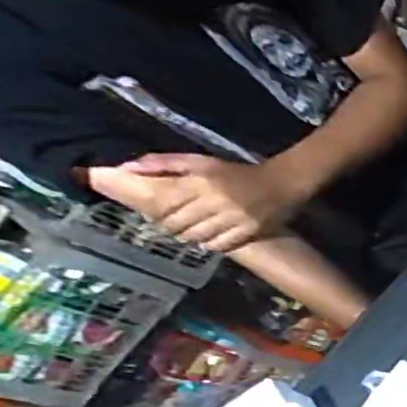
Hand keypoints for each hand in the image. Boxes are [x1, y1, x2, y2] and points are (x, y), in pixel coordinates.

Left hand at [120, 153, 313, 252]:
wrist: (280, 184)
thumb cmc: (236, 172)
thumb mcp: (199, 161)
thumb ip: (163, 163)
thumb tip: (126, 168)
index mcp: (199, 182)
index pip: (166, 204)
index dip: (156, 213)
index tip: (153, 215)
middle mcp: (215, 202)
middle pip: (181, 223)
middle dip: (170, 228)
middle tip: (170, 228)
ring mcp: (235, 219)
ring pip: (200, 236)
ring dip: (189, 238)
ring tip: (187, 235)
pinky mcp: (250, 231)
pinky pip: (223, 244)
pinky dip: (211, 245)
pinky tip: (207, 242)